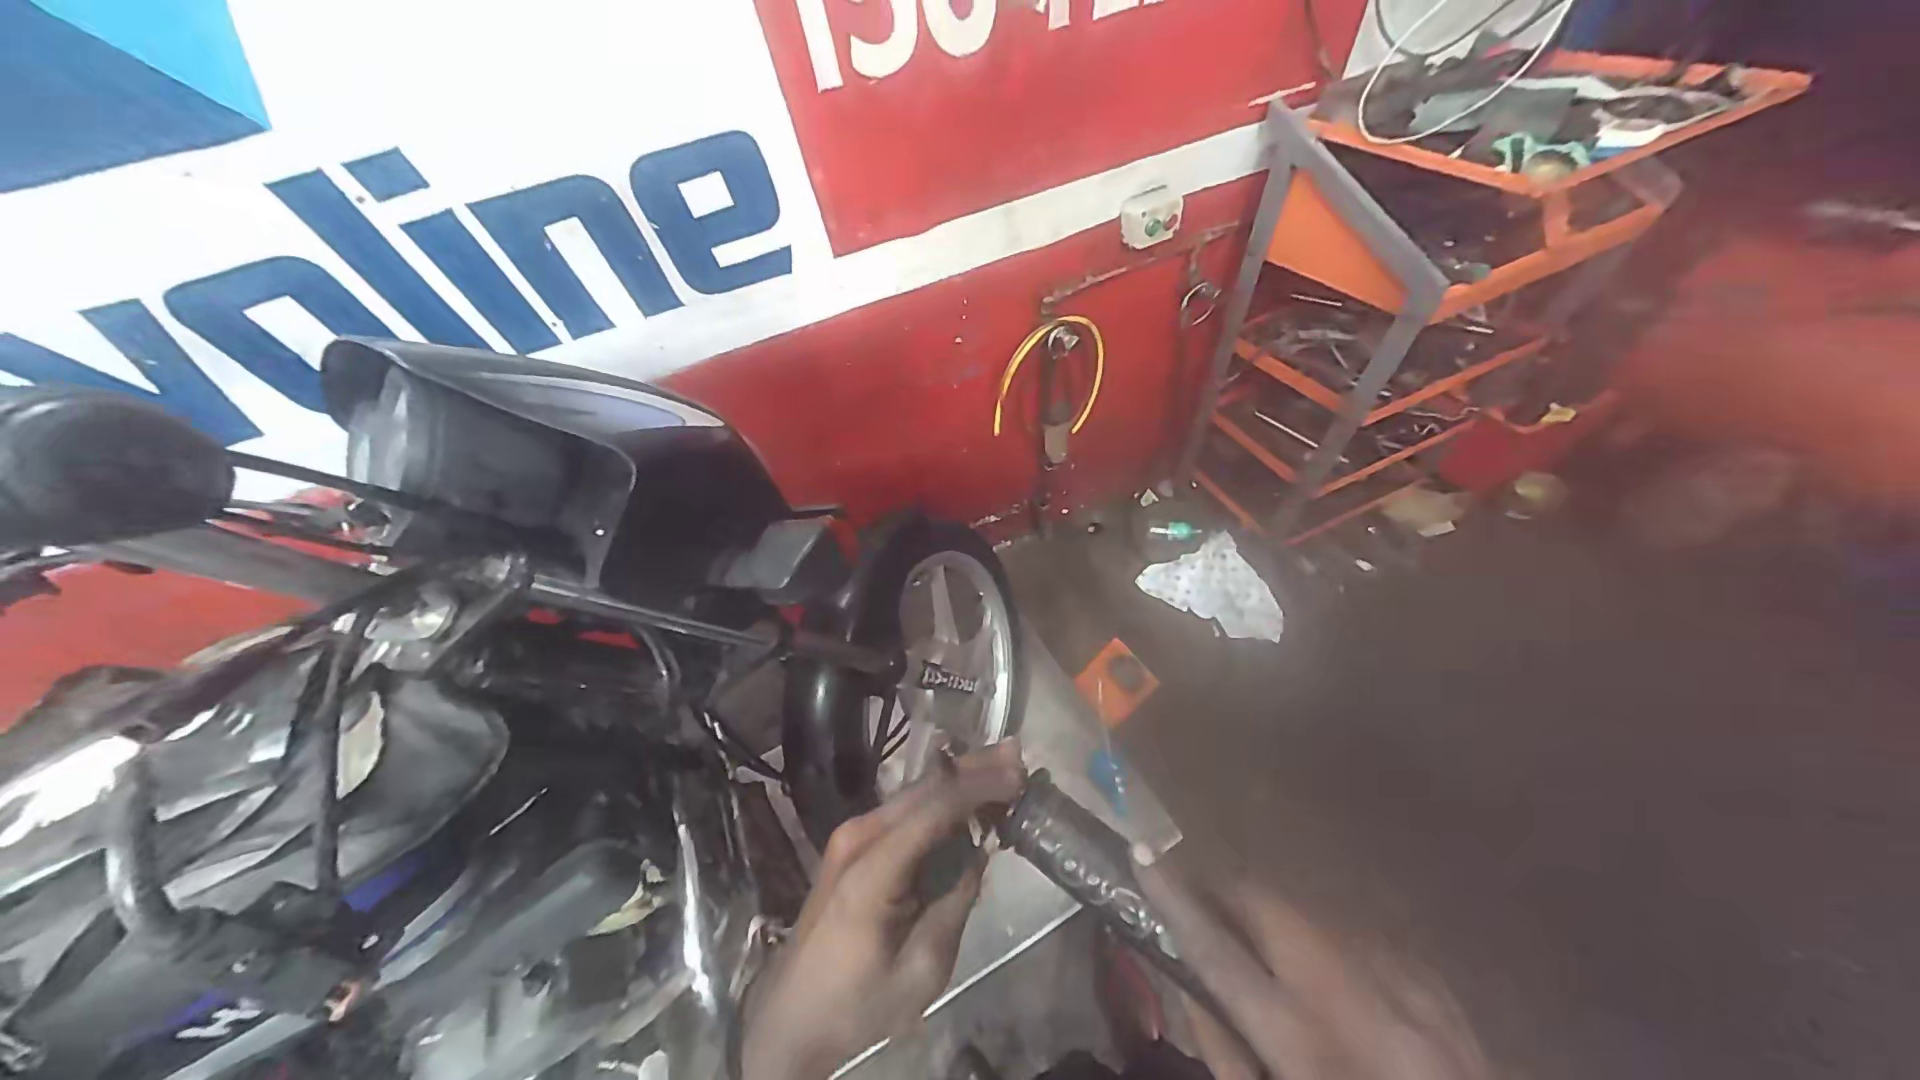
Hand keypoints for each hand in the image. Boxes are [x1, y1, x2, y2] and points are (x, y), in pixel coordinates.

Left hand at [741, 741, 1025, 1079]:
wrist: (790, 1017)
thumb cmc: (856, 1003)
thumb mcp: (921, 971)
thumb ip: (954, 905)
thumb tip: (978, 854)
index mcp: (871, 868)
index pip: (933, 809)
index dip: (978, 787)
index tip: (1016, 776)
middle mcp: (858, 835)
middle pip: (923, 789)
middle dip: (972, 769)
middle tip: (1015, 755)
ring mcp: (851, 836)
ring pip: (914, 795)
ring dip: (958, 781)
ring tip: (1000, 766)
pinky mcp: (853, 845)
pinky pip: (904, 813)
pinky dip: (939, 802)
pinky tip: (967, 798)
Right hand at [1137, 859, 1491, 1079]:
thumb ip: (1226, 1051)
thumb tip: (1190, 981)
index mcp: (1312, 1047)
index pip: (1221, 954)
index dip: (1176, 902)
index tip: (1141, 858)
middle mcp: (1362, 998)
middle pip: (1269, 905)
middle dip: (1225, 893)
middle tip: (1200, 904)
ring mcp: (1406, 981)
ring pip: (1308, 910)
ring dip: (1274, 919)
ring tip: (1267, 954)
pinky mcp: (1433, 978)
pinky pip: (1353, 933)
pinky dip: (1323, 942)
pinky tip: (1328, 983)